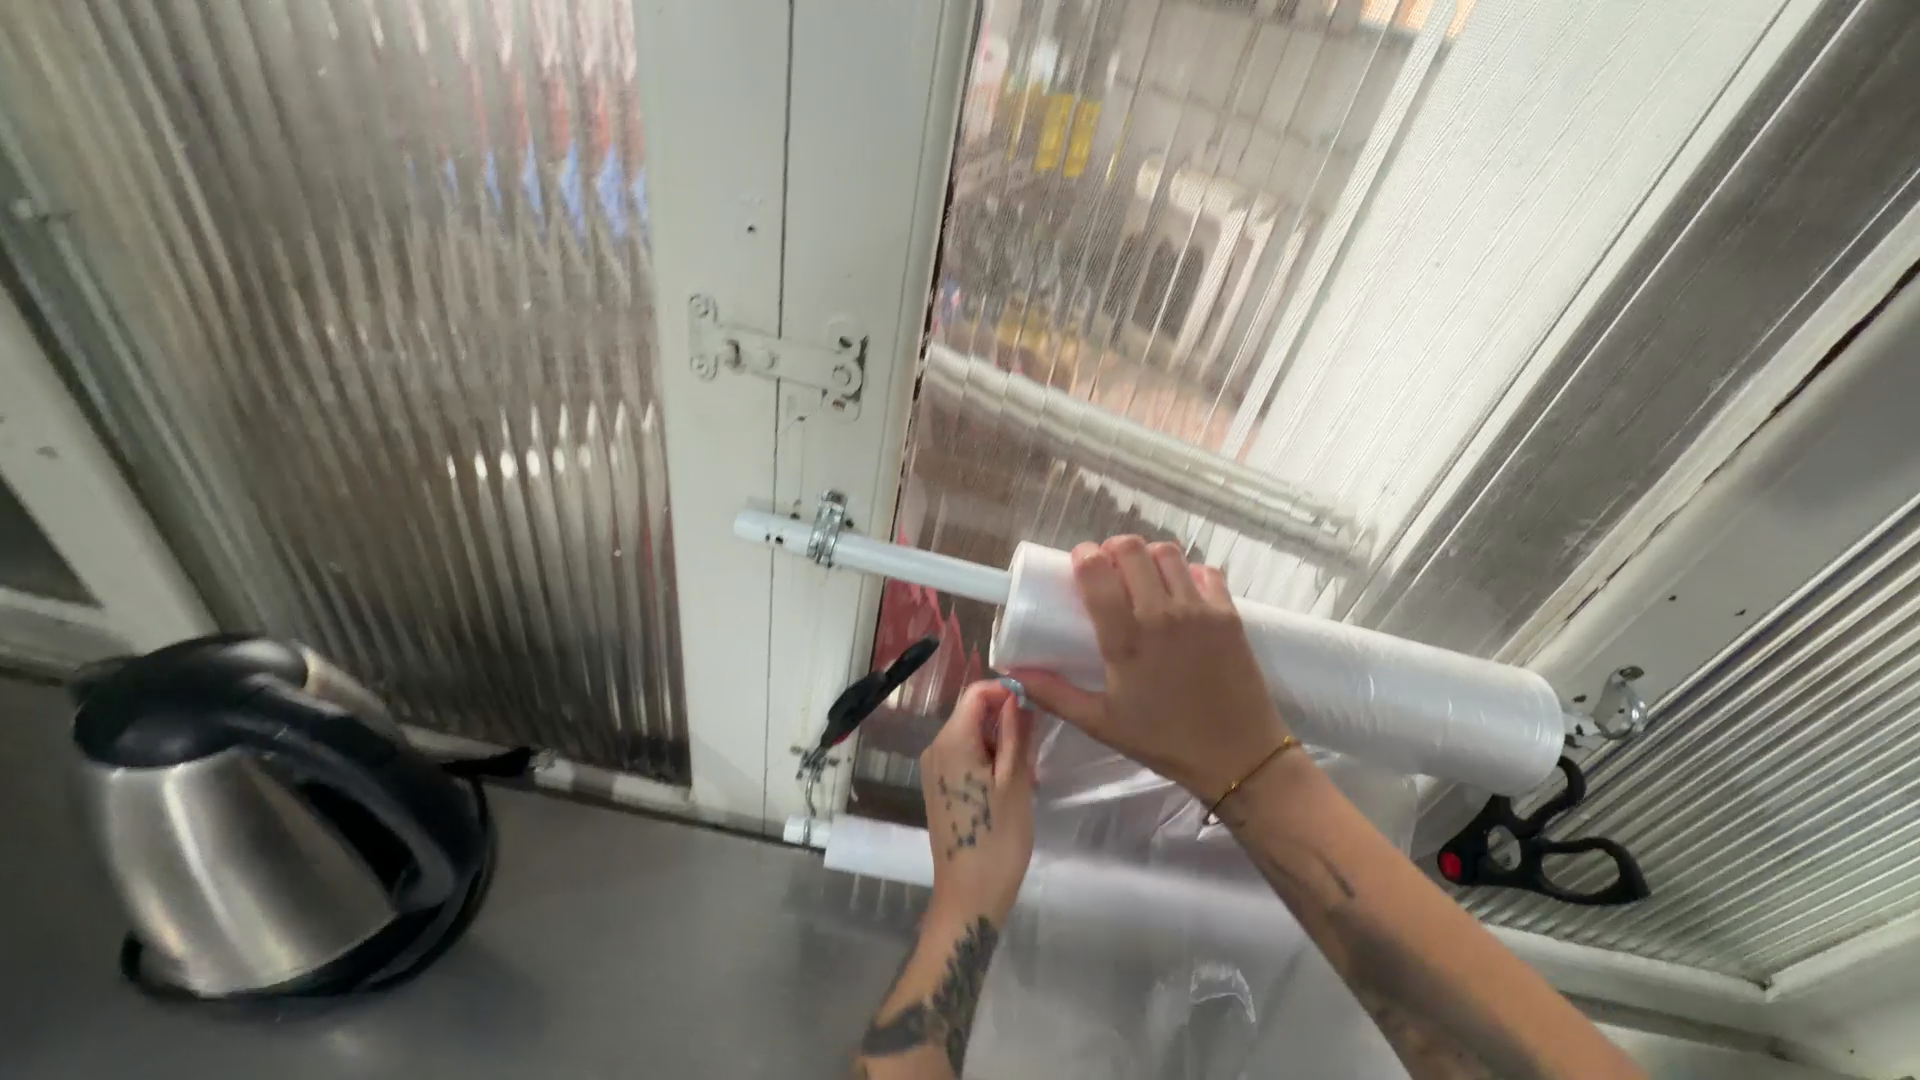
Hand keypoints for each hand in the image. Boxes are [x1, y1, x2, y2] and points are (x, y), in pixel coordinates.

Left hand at [919, 680, 1035, 925]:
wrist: (969, 896)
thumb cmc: (998, 839)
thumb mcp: (1015, 780)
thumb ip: (1016, 732)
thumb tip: (1018, 693)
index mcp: (951, 741)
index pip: (977, 693)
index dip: (1007, 692)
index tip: (1037, 711)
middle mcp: (935, 748)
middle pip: (974, 714)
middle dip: (1007, 725)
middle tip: (1033, 758)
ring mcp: (933, 769)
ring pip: (972, 736)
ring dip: (1001, 747)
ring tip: (1024, 780)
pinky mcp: (938, 787)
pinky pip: (965, 757)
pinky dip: (989, 763)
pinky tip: (1007, 791)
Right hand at [1012, 536, 1293, 802]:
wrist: (1238, 756)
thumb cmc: (1163, 740)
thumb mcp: (1101, 723)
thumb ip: (1054, 695)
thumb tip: (1011, 674)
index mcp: (1126, 640)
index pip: (1098, 571)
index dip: (1083, 556)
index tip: (1078, 563)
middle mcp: (1162, 615)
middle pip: (1132, 549)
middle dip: (1113, 550)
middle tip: (1108, 571)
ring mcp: (1200, 611)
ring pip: (1168, 553)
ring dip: (1148, 557)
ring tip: (1142, 579)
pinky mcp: (1229, 614)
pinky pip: (1205, 571)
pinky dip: (1188, 573)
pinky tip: (1180, 593)